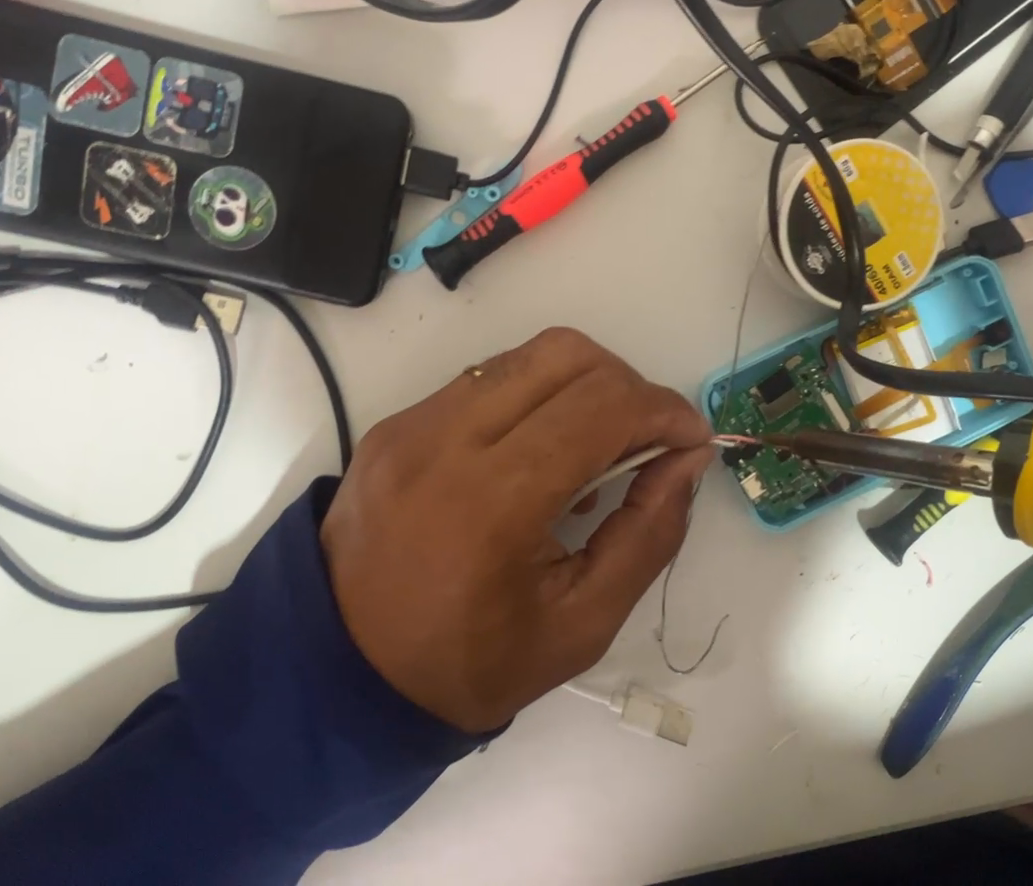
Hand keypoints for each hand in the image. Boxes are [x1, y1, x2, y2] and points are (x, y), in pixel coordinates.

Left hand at [320, 328, 713, 732]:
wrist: (343, 677)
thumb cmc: (471, 665)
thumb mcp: (582, 625)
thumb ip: (648, 535)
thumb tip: (686, 460)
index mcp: (494, 503)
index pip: (601, 408)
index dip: (663, 411)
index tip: (689, 441)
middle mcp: (446, 442)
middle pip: (566, 355)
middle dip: (628, 386)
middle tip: (645, 442)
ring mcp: (411, 426)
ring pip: (524, 355)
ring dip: (582, 383)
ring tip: (592, 448)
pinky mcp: (394, 425)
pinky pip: (484, 379)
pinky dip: (533, 396)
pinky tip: (536, 453)